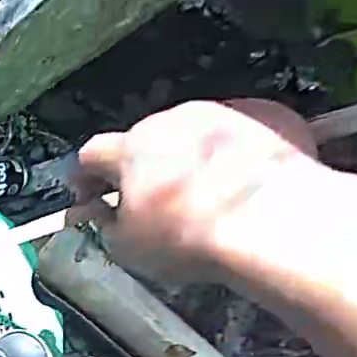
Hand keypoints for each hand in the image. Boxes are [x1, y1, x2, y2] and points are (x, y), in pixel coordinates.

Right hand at [72, 100, 328, 283]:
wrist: (271, 224)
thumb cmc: (187, 238)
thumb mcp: (124, 243)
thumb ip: (103, 219)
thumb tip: (93, 210)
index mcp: (132, 148)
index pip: (92, 153)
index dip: (86, 178)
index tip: (90, 199)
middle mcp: (176, 119)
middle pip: (144, 140)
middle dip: (138, 169)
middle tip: (142, 206)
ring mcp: (225, 112)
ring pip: (188, 135)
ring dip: (181, 161)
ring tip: (191, 200)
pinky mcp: (268, 116)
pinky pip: (232, 134)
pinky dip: (224, 157)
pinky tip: (228, 189)